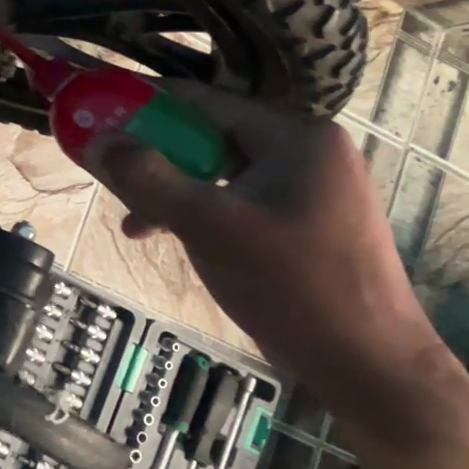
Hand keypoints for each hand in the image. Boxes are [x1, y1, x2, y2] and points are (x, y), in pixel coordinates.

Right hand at [86, 82, 463, 448]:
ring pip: (218, 171)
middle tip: (107, 171)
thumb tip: (98, 140)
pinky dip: (198, 212)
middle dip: (153, 155)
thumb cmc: (292, 286)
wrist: (371, 368)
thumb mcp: (207, 226)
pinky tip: (165, 236)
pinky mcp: (305, 222)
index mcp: (295, 136)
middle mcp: (307, 151)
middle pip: (208, 136)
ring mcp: (309, 188)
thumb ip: (148, 178)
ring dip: (170, 190)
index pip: (203, 101)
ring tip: (132, 219)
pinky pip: (236, 200)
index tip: (97, 111)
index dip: (145, 104)